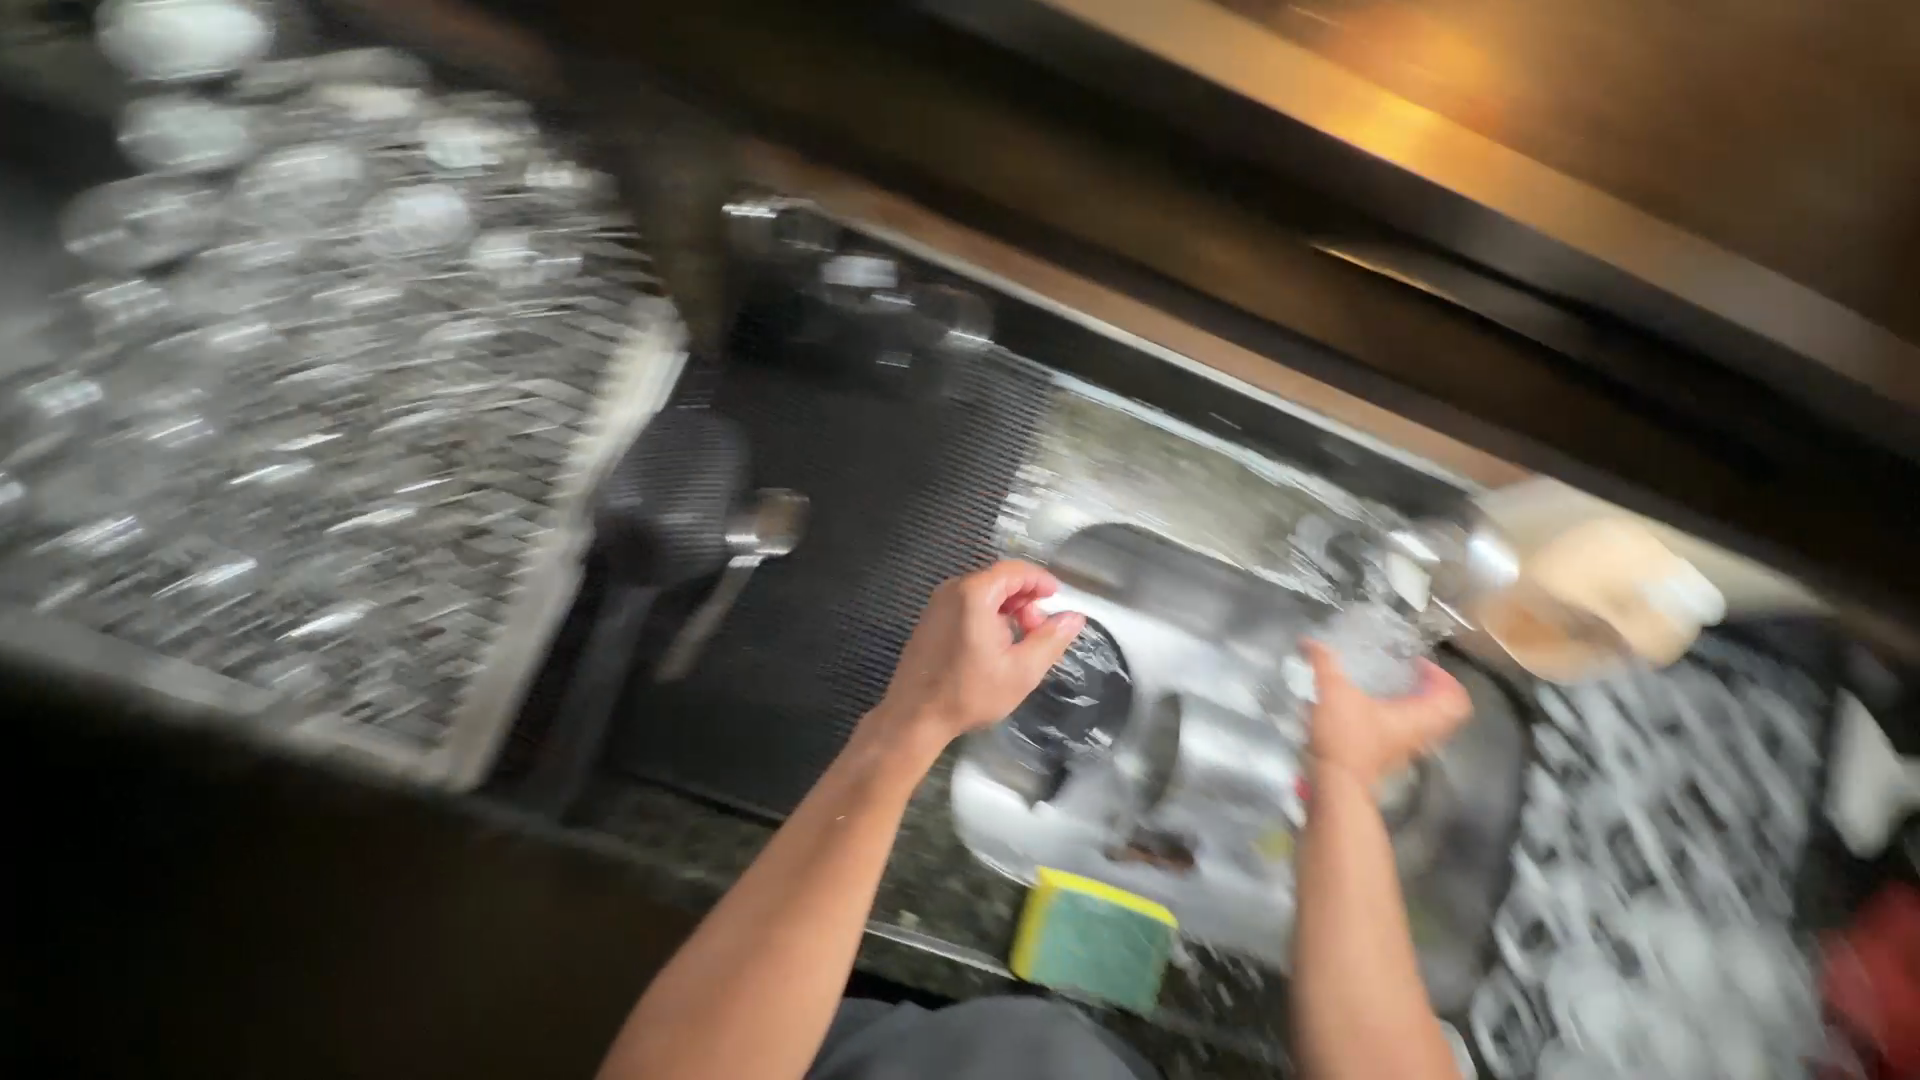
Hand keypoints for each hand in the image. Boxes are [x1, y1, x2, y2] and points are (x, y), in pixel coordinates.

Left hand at [865, 560, 1086, 751]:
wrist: (914, 716)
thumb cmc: (969, 693)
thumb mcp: (1022, 670)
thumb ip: (1051, 639)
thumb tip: (1074, 617)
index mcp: (974, 594)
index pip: (1015, 570)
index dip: (1041, 581)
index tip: (1058, 598)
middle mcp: (952, 590)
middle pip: (999, 580)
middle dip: (1025, 599)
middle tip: (1038, 631)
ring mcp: (937, 603)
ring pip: (983, 593)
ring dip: (1008, 609)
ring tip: (1019, 642)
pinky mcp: (930, 619)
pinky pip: (966, 605)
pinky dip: (988, 615)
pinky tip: (995, 645)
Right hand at [1303, 641, 1470, 785]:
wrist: (1337, 780)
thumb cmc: (1345, 736)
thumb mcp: (1332, 691)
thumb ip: (1323, 663)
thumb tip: (1309, 641)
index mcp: (1418, 716)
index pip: (1454, 697)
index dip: (1443, 676)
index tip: (1417, 663)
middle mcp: (1420, 733)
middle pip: (1448, 712)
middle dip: (1435, 690)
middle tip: (1412, 674)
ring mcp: (1408, 747)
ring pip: (1429, 724)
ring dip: (1420, 704)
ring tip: (1395, 688)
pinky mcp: (1391, 755)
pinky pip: (1411, 732)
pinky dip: (1403, 717)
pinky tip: (1375, 708)